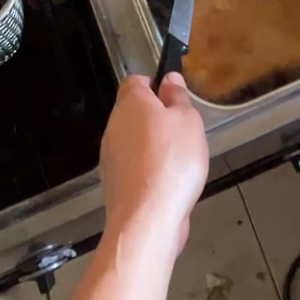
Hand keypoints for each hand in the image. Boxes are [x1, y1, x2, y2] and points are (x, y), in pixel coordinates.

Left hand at [99, 73, 208, 252]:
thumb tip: (169, 80)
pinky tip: (168, 183)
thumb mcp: (188, 120)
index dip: (155, 85)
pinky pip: (133, 166)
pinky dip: (148, 170)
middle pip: (135, 112)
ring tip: (179, 161)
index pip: (136, 81)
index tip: (175, 99)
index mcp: (130, 103)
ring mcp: (110, 156)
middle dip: (158, 118)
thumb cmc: (172, 161)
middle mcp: (114, 125)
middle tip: (183, 131)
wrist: (147, 219)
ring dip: (154, 146)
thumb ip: (178, 97)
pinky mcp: (113, 183)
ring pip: (134, 140)